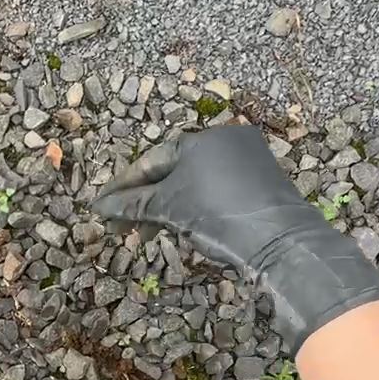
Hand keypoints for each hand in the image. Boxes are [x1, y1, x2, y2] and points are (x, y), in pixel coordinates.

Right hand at [93, 125, 378, 353]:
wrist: (278, 239)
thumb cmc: (217, 214)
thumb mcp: (169, 208)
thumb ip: (133, 205)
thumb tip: (101, 207)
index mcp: (200, 140)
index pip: (150, 162)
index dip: (122, 187)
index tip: (100, 206)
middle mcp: (223, 142)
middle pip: (170, 171)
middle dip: (143, 199)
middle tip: (121, 225)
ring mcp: (243, 160)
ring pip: (191, 182)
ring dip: (165, 207)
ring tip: (146, 232)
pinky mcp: (257, 181)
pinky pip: (211, 190)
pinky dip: (190, 207)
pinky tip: (177, 226)